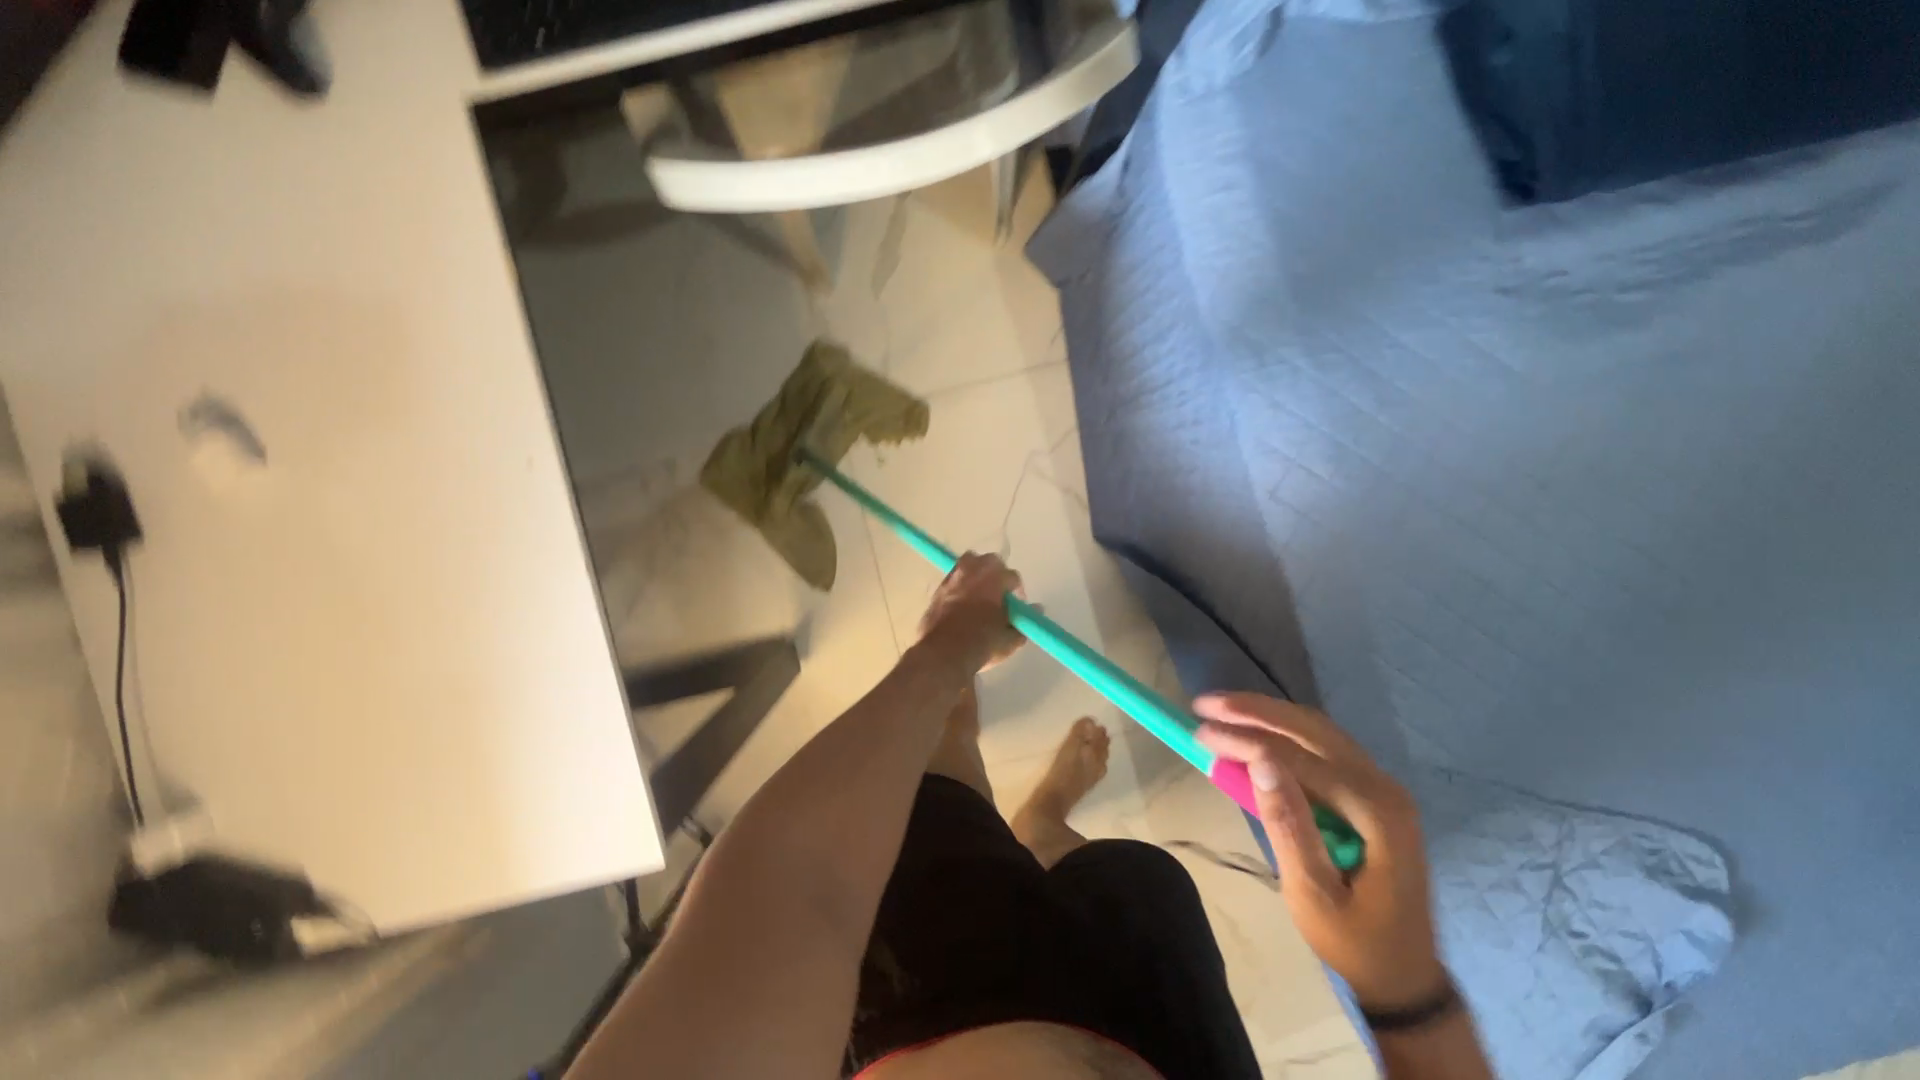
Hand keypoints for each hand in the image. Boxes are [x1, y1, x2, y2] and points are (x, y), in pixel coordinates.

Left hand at [917, 553, 1025, 672]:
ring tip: (979, 596)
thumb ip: (1025, 621)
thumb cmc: (983, 643)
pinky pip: (953, 580)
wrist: (944, 653)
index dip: (1017, 592)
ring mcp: (952, 578)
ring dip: (976, 575)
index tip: (1015, 608)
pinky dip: (959, 587)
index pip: (1012, 577)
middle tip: (998, 596)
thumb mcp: (1011, 638)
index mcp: (994, 577)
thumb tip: (1037, 609)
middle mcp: (972, 570)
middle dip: (997, 575)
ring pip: (968, 565)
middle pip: (989, 562)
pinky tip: (961, 605)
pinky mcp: (937, 589)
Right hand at [1195, 693, 1447, 1012]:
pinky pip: (1326, 750)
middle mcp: (1384, 786)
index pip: (1298, 757)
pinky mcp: (1372, 795)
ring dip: (1270, 716)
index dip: (1245, 739)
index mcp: (1375, 810)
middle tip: (1204, 703)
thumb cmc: (1354, 941)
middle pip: (1313, 729)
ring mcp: (1382, 788)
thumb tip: (1260, 761)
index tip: (1198, 730)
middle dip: (1256, 710)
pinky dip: (1287, 735)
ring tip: (1222, 710)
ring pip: (1320, 732)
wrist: (1404, 974)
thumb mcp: (1313, 892)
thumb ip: (1288, 825)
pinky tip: (1256, 733)